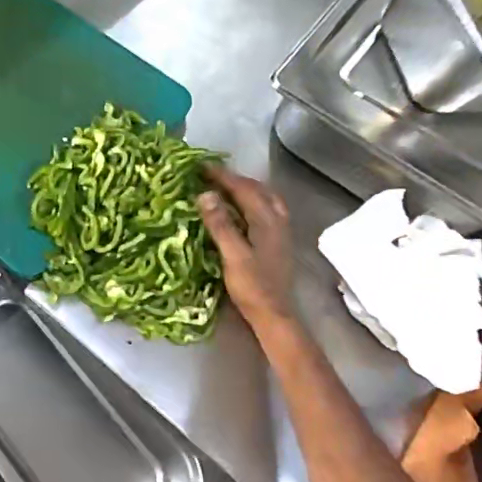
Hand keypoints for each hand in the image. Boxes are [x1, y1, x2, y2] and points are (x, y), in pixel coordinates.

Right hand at [200, 166, 295, 331]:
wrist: (274, 314)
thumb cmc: (252, 287)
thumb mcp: (232, 255)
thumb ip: (220, 224)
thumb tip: (205, 194)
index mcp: (266, 220)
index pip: (243, 189)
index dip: (222, 176)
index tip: (201, 167)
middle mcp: (277, 220)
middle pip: (257, 189)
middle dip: (234, 179)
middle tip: (210, 175)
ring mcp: (280, 231)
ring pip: (265, 198)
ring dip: (245, 189)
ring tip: (224, 188)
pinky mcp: (278, 242)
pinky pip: (266, 210)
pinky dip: (251, 201)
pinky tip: (240, 210)